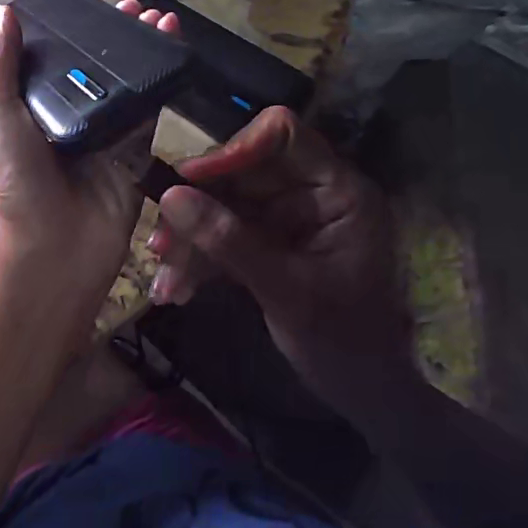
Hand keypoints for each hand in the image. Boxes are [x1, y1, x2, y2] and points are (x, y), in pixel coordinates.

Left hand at [0, 2, 178, 353]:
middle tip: (137, 7)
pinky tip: (175, 47)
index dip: (75, 27)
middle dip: (117, 34)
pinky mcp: (136, 146)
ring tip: (161, 17)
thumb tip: (6, 12)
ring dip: (145, 47)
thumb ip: (0, 64)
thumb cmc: (18, 177)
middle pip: (97, 63)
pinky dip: (163, 77)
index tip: (95, 3)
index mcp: (33, 104)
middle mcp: (70, 112)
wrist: (57, 244)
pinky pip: (151, 105)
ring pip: (128, 79)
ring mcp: (106, 130)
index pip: (57, 55)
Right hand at [153, 106, 410, 392]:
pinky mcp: (269, 242)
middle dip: (198, 206)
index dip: (234, 149)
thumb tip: (171, 197)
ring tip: (165, 278)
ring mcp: (288, 218)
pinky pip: (226, 235)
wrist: (365, 392)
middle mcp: (311, 193)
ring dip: (191, 239)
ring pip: (225, 206)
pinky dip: (200, 259)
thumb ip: (230, 242)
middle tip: (161, 242)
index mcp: (337, 190)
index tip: (189, 178)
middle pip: (241, 173)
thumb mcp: (287, 292)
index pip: (284, 136)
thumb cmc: (346, 342)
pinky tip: (175, 288)